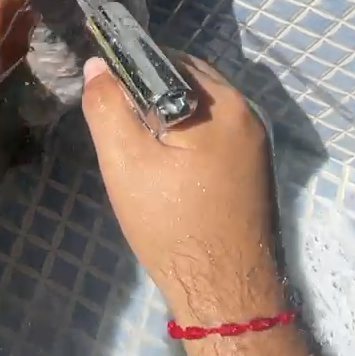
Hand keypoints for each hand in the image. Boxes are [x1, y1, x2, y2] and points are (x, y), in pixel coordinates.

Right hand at [83, 54, 288, 324]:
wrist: (226, 296)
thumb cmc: (172, 224)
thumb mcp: (125, 162)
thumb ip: (108, 106)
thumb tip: (98, 63)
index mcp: (221, 103)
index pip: (164, 60)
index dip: (128, 70)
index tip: (104, 95)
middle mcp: (247, 113)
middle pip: (184, 80)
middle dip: (148, 92)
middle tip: (119, 124)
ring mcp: (255, 142)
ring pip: (197, 106)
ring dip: (166, 114)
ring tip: (138, 147)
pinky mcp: (254, 167)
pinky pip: (211, 130)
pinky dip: (185, 134)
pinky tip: (165, 166)